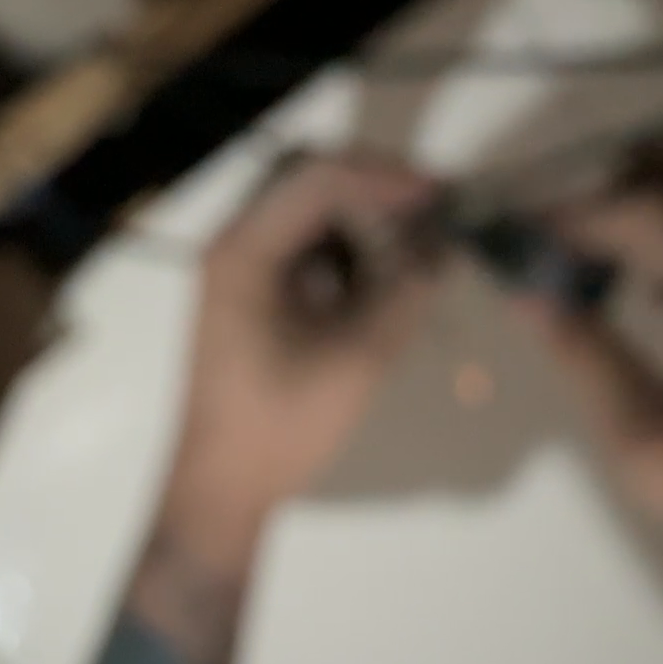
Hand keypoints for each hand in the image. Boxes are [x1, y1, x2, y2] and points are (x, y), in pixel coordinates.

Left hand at [158, 154, 438, 576]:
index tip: (438, 195)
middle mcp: (233, 243)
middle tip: (428, 206)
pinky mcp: (250, 290)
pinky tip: (378, 278)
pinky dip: (344, 249)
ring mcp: (238, 265)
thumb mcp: (356, 358)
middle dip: (372, 185)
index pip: (318, 178)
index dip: (384, 177)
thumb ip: (404, 293)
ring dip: (360, 217)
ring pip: (305, 209)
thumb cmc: (280, 425)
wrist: (220, 485)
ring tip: (411, 244)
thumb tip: (442, 246)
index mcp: (243, 250)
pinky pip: (302, 246)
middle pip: (306, 178)